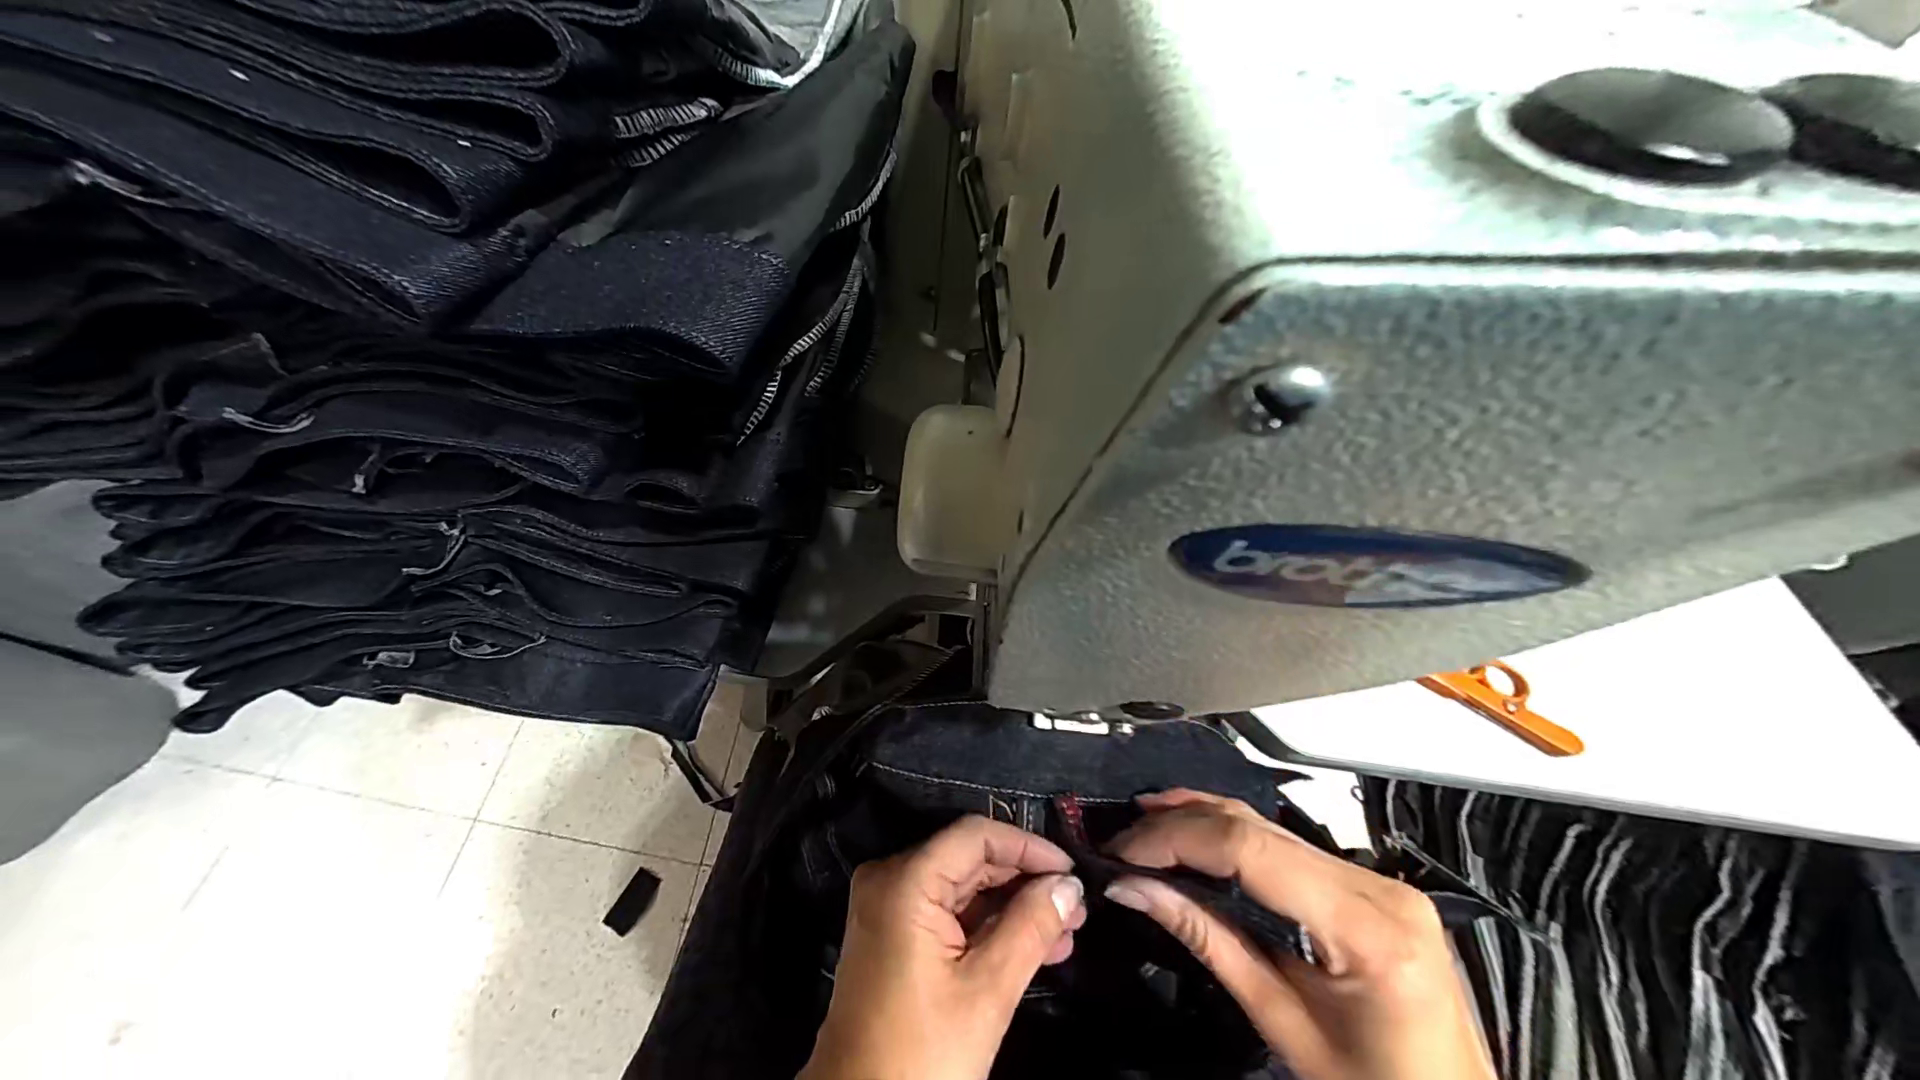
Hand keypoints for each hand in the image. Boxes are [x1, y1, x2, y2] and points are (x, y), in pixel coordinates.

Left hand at [799, 815, 1088, 1079]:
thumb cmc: (921, 1055)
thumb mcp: (986, 991)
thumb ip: (1031, 927)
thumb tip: (1070, 885)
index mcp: (905, 881)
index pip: (975, 836)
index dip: (1027, 846)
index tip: (1072, 869)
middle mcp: (891, 879)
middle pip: (970, 860)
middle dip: (1026, 880)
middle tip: (1076, 905)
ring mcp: (890, 907)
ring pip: (964, 887)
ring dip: (1015, 906)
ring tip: (1067, 929)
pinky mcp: (895, 934)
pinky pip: (950, 913)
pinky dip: (990, 926)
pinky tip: (1036, 944)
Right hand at [1104, 790, 1494, 1079]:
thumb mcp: (1282, 1024)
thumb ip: (1207, 941)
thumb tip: (1133, 888)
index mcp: (1364, 928)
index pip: (1249, 849)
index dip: (1176, 837)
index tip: (1123, 851)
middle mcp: (1377, 886)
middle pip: (1256, 826)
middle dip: (1179, 825)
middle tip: (1123, 840)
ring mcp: (1378, 877)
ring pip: (1267, 824)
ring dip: (1199, 820)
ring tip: (1144, 825)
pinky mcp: (1368, 881)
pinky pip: (1285, 842)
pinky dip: (1231, 835)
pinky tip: (1195, 830)